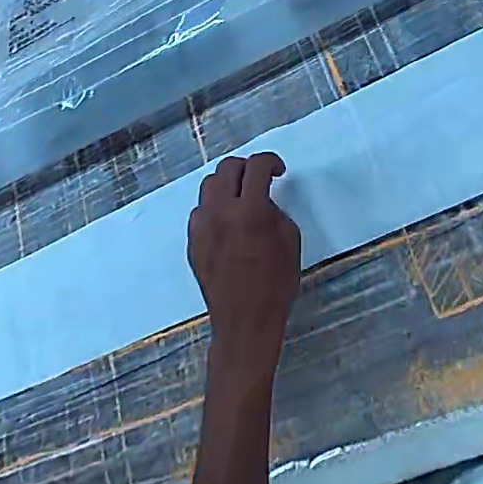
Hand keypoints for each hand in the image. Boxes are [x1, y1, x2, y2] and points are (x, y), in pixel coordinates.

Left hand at [189, 152, 301, 374]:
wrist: (245, 322)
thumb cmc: (276, 285)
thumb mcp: (290, 241)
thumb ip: (275, 211)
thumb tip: (262, 199)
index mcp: (250, 211)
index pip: (257, 166)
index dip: (270, 161)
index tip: (278, 169)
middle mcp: (221, 212)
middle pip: (228, 168)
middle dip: (247, 167)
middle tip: (259, 179)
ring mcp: (202, 226)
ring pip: (209, 185)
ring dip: (228, 184)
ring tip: (241, 197)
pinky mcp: (192, 240)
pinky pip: (200, 210)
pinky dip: (214, 207)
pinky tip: (226, 220)